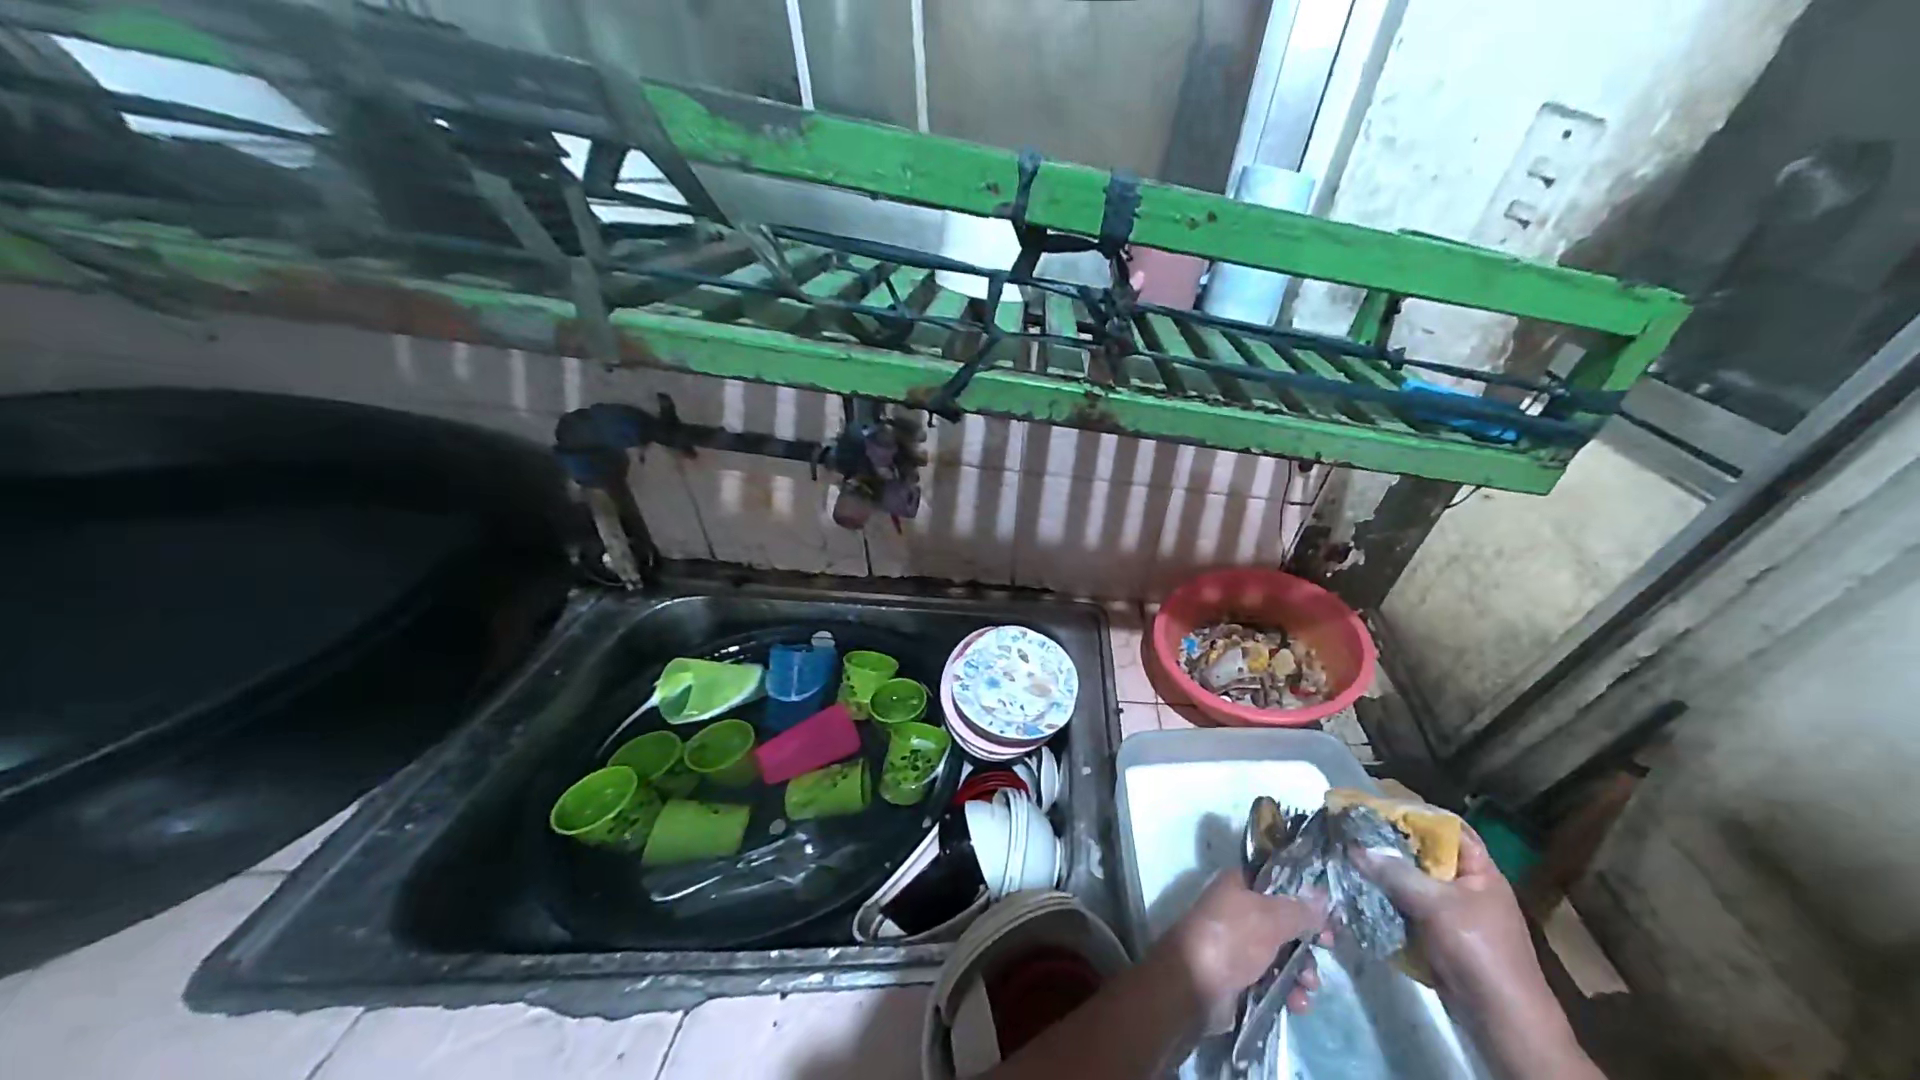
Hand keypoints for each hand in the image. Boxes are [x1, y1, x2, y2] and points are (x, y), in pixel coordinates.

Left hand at [1156, 872, 1330, 1015]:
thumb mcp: (1269, 917)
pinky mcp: (1242, 976)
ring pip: (1283, 954)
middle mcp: (1238, 911)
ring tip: (1308, 985)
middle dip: (1307, 940)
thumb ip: (1299, 909)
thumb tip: (1322, 897)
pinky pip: (1274, 980)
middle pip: (1284, 921)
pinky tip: (1296, 1002)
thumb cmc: (1230, 937)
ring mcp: (1239, 945)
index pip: (1277, 884)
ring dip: (1302, 971)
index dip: (1303, 898)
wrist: (1194, 985)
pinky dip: (1289, 990)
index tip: (1327, 916)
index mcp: (1238, 885)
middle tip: (1327, 949)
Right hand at [1349, 826, 1543, 1010]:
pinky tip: (1358, 892)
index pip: (1446, 828)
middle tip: (1351, 833)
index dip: (1413, 814)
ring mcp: (1450, 910)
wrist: (1501, 1019)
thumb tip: (1356, 846)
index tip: (1373, 809)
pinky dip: (1383, 898)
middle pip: (1422, 853)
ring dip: (1381, 872)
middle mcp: (1464, 885)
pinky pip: (1404, 905)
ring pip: (1409, 879)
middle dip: (1387, 844)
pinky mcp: (1435, 932)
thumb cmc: (1479, 952)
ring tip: (1347, 860)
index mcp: (1479, 871)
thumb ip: (1396, 873)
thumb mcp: (1437, 906)